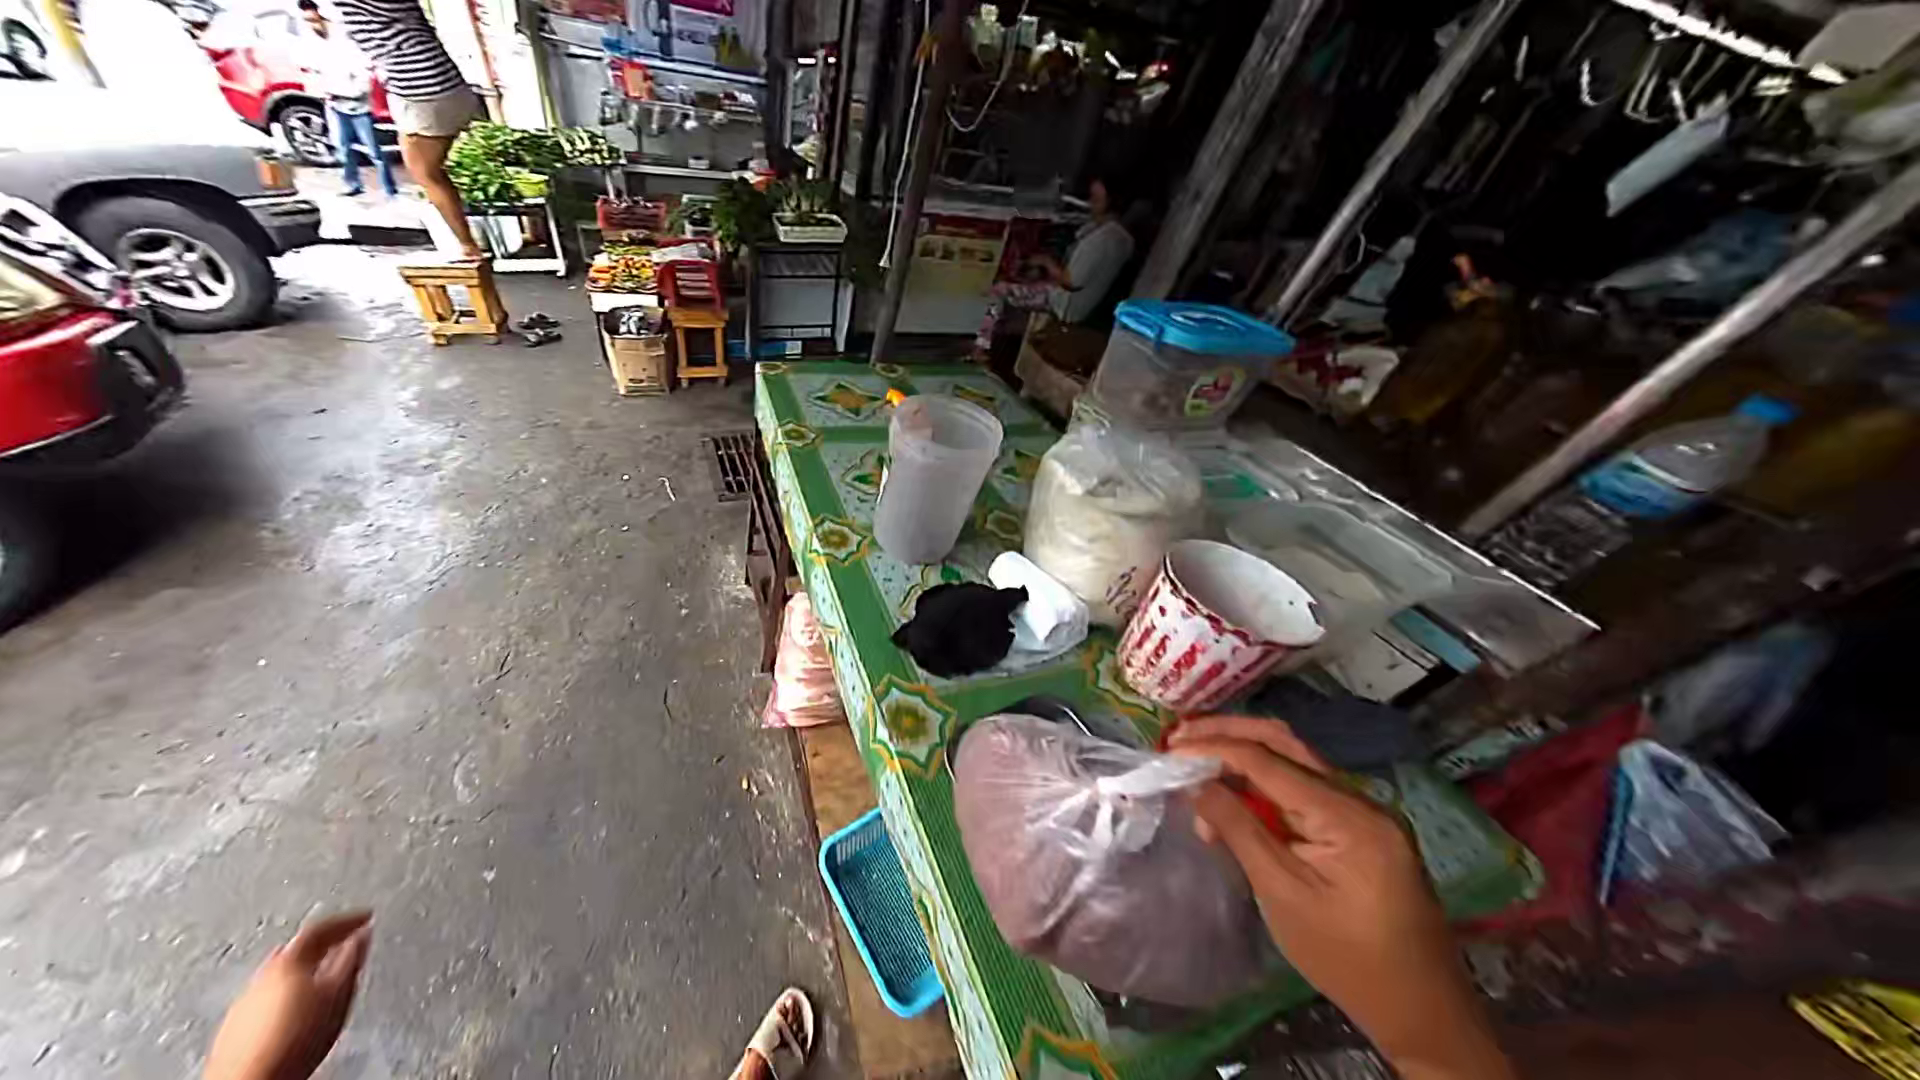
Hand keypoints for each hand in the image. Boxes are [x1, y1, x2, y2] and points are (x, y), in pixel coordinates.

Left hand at [204, 911, 371, 1079]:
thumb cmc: (297, 1037)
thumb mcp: (340, 990)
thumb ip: (353, 958)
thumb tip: (362, 935)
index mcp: (288, 961)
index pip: (320, 927)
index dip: (348, 919)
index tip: (367, 916)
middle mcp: (263, 975)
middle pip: (296, 948)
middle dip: (324, 941)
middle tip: (347, 937)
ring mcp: (245, 1002)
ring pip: (281, 971)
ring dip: (307, 965)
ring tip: (327, 969)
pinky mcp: (236, 1026)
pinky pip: (268, 994)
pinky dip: (289, 987)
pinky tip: (299, 1000)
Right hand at [1170, 717, 1513, 1079]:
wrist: (1424, 1012)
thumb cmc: (1348, 960)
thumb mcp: (1283, 894)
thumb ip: (1239, 829)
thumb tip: (1194, 783)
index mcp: (1348, 816)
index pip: (1268, 761)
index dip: (1214, 748)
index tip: (1170, 749)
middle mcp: (1360, 799)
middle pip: (1284, 743)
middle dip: (1228, 733)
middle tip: (1179, 737)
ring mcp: (1362, 810)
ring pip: (1292, 760)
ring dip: (1242, 754)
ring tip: (1195, 759)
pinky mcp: (1357, 826)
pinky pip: (1302, 787)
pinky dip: (1261, 782)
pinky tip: (1231, 791)